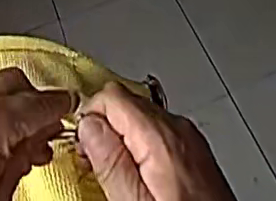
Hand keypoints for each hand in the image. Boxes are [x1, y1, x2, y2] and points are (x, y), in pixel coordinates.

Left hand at [0, 68, 75, 200]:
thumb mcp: (1, 194)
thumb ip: (25, 156)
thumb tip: (39, 138)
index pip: (38, 103)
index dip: (60, 106)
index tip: (69, 108)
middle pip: (16, 82)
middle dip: (34, 101)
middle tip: (46, 127)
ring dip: (10, 105)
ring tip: (19, 139)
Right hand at [76, 84, 235, 200]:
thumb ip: (112, 162)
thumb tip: (89, 125)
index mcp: (162, 135)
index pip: (113, 95)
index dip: (90, 117)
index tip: (80, 147)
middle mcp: (178, 128)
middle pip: (128, 104)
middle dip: (104, 129)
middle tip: (92, 168)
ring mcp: (189, 140)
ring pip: (142, 120)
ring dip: (122, 141)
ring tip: (114, 180)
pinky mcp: (194, 155)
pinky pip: (158, 137)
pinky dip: (141, 150)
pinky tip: (138, 181)